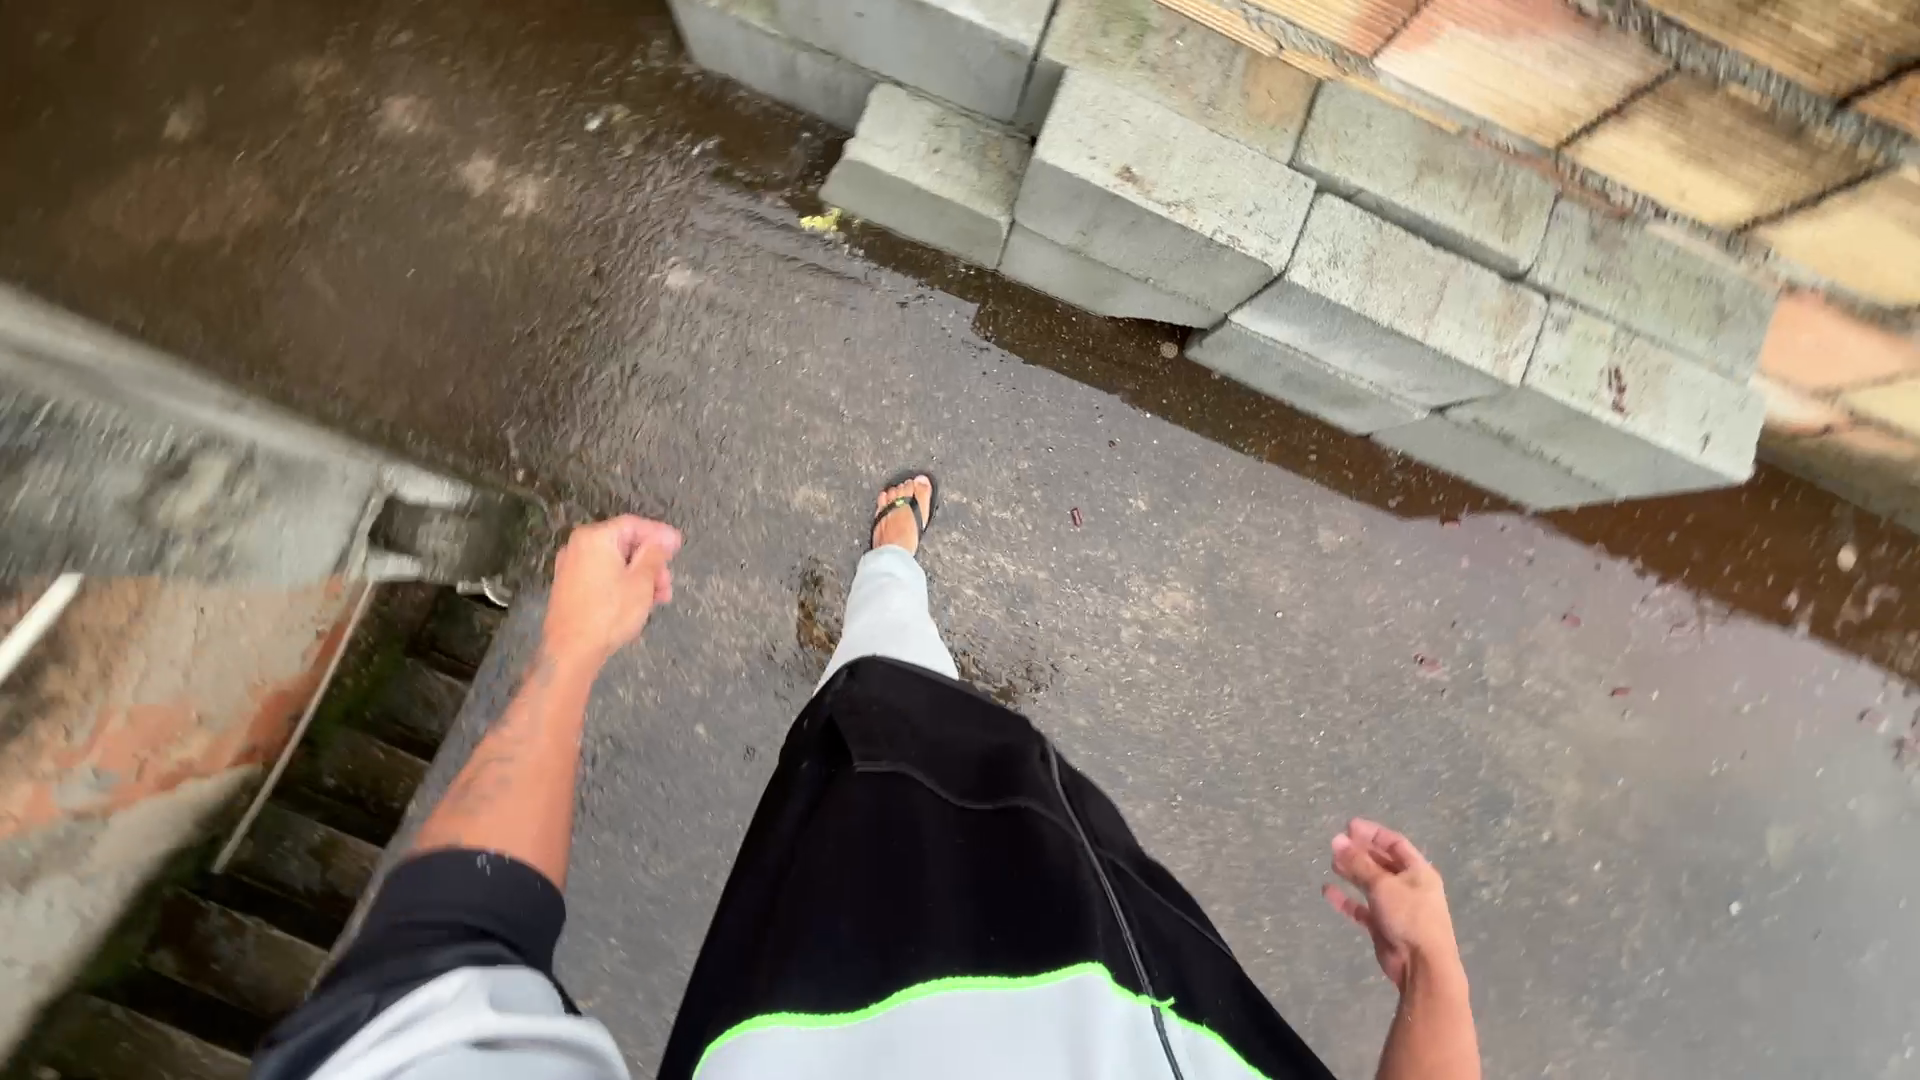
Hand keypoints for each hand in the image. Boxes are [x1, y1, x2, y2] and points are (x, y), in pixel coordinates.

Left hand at [542, 515, 682, 669]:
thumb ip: (655, 554)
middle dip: (651, 561)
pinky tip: (639, 600)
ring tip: (658, 597)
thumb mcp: (642, 581)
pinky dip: (624, 581)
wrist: (571, 650)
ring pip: (616, 561)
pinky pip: (604, 573)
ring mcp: (572, 566)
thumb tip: (665, 538)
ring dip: (641, 575)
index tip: (678, 546)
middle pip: (625, 544)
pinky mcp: (571, 585)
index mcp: (595, 538)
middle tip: (667, 581)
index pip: (634, 525)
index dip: (660, 534)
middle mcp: (579, 546)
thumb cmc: (609, 613)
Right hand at [1322, 819, 1461, 992]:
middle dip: (1359, 852)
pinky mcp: (1384, 926)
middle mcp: (1409, 887)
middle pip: (1381, 863)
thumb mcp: (1383, 884)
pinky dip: (1347, 899)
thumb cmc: (1409, 916)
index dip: (1372, 833)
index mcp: (1419, 873)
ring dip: (1352, 873)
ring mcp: (1397, 907)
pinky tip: (1328, 891)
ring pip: (1371, 884)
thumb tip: (1336, 840)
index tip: (1348, 826)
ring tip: (1332, 863)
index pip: (1395, 844)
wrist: (1423, 967)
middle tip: (1335, 845)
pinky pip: (1362, 907)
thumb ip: (1358, 862)